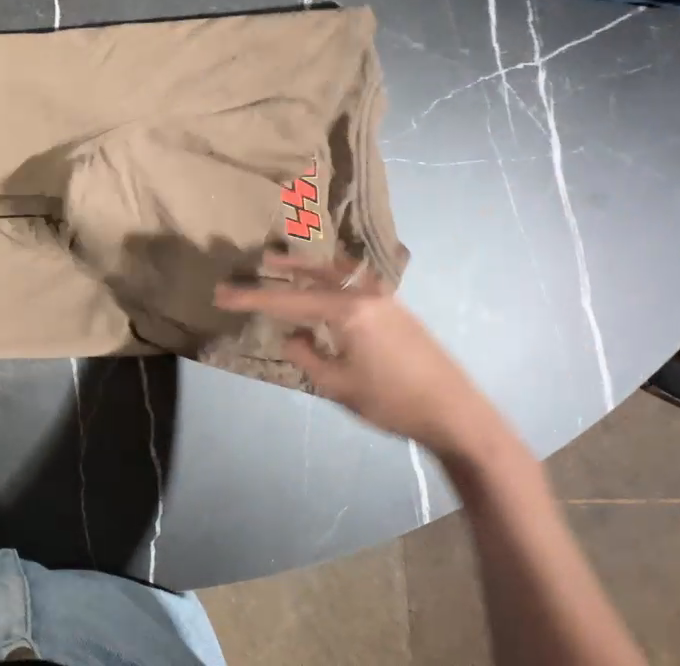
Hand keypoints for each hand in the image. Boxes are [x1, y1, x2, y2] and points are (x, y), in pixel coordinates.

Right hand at [216, 254, 504, 462]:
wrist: (460, 418)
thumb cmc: (393, 403)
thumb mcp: (336, 385)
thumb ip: (305, 355)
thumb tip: (294, 335)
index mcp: (346, 311)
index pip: (286, 300)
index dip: (250, 298)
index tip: (220, 294)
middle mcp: (365, 296)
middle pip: (312, 273)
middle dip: (279, 269)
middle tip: (252, 263)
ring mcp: (385, 301)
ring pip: (336, 273)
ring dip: (307, 267)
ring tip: (281, 262)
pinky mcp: (397, 311)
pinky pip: (353, 282)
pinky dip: (331, 276)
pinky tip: (324, 283)